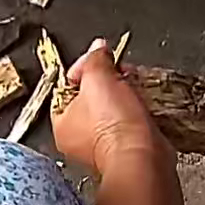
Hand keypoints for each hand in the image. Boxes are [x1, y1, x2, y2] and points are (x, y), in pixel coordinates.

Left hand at [52, 38, 171, 175]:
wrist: (141, 155)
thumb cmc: (112, 126)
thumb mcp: (97, 76)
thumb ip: (95, 58)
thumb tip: (98, 49)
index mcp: (61, 125)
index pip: (65, 87)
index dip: (82, 68)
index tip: (97, 59)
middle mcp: (79, 139)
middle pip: (91, 96)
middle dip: (108, 79)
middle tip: (118, 72)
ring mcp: (103, 145)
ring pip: (112, 108)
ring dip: (124, 92)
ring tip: (133, 86)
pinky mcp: (126, 148)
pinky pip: (129, 121)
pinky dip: (136, 110)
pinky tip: (143, 102)